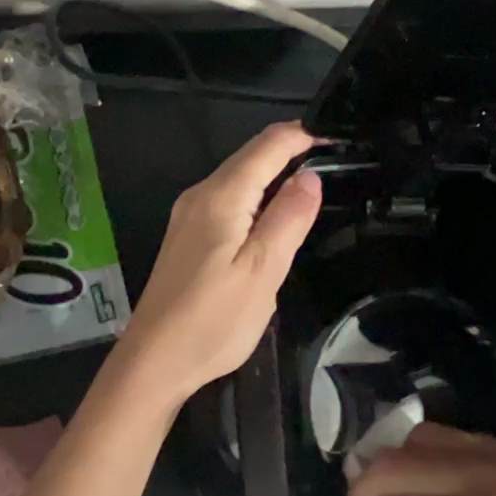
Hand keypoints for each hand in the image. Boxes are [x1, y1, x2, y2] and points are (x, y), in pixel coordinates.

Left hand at [120, 123, 321, 400]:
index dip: (304, 135)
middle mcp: (200, 195)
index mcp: (221, 196)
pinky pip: (227, 200)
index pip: (268, 145)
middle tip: (338, 159)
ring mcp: (188, 216)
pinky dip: (256, 197)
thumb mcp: (263, 271)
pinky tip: (274, 216)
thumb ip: (288, 219)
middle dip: (292, 150)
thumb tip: (311, 176)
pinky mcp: (186, 238)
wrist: (154, 360)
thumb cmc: (212, 320)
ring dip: (274, 174)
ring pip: (238, 178)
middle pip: (251, 156)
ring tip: (315, 183)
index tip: (341, 138)